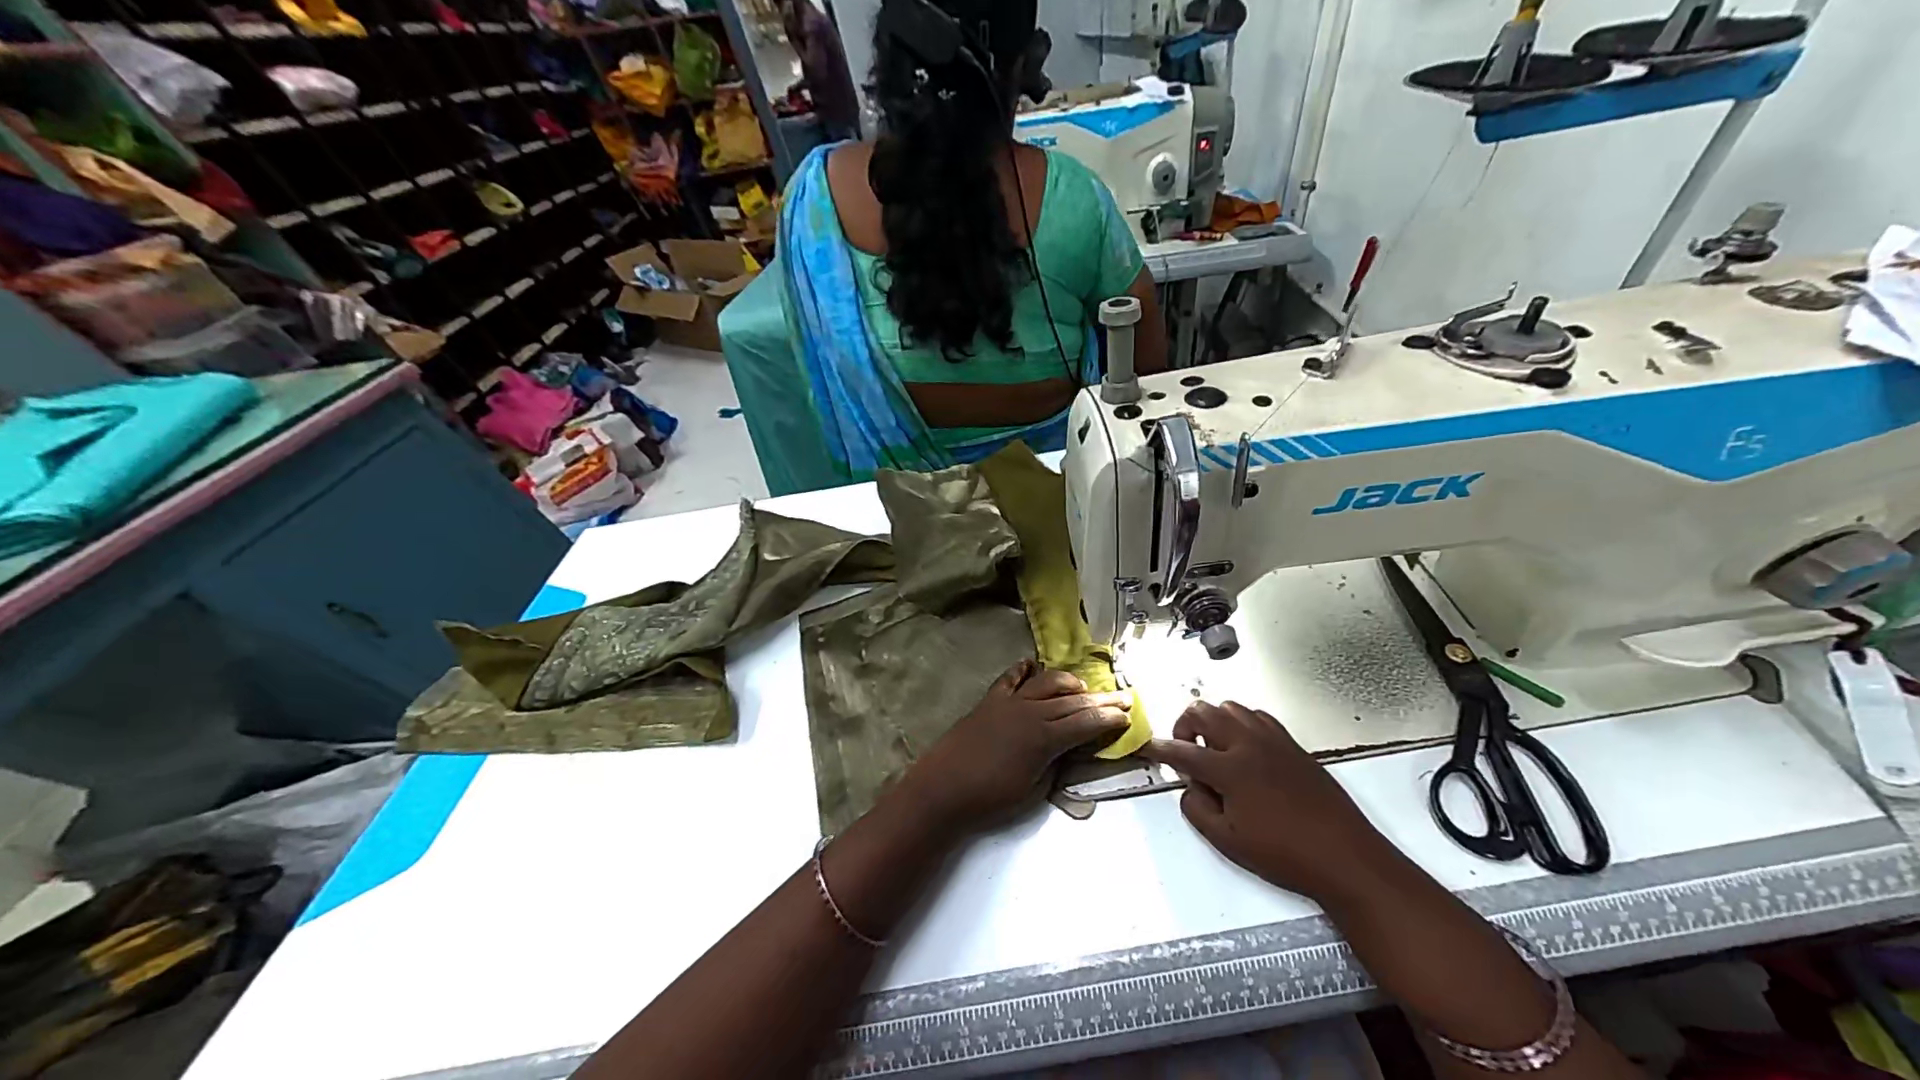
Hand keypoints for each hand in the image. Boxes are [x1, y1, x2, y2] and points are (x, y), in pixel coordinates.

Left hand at [900, 661, 1131, 836]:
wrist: (943, 788)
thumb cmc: (991, 798)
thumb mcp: (1034, 789)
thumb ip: (1055, 764)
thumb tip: (1067, 750)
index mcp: (1045, 737)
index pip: (1087, 723)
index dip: (1110, 719)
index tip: (1128, 716)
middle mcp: (1031, 712)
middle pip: (1073, 701)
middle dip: (1101, 700)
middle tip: (1123, 697)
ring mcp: (1008, 703)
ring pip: (1046, 683)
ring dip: (1068, 683)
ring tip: (1083, 688)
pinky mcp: (988, 701)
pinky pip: (1009, 679)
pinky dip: (1022, 670)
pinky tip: (1031, 664)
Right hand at [1139, 701, 1400, 900]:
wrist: (1345, 857)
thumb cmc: (1287, 854)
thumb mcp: (1227, 841)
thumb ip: (1196, 809)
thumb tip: (1189, 789)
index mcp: (1230, 769)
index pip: (1182, 751)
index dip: (1160, 749)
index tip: (1149, 748)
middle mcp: (1249, 745)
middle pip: (1203, 712)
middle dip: (1184, 725)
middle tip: (1184, 747)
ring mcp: (1273, 740)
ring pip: (1230, 707)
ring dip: (1213, 721)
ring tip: (1212, 746)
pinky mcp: (1292, 744)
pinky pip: (1257, 716)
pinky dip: (1240, 722)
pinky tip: (1243, 745)